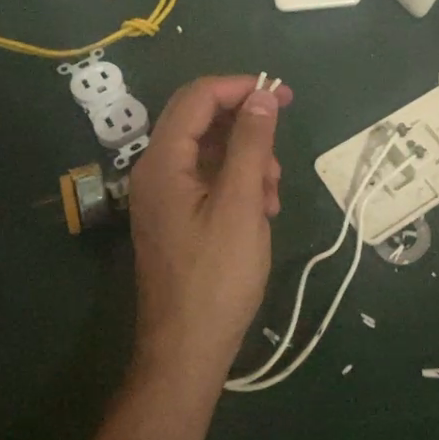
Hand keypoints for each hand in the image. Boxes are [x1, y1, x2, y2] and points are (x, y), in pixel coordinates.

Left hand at [126, 76, 293, 384]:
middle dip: (246, 125)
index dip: (240, 87)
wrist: (186, 351)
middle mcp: (155, 170)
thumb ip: (250, 144)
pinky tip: (263, 208)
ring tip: (274, 190)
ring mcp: (163, 195)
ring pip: (209, 150)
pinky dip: (237, 182)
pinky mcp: (176, 216)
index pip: (197, 97)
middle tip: (281, 141)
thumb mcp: (240, 203)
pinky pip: (207, 179)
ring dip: (247, 158)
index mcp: (162, 162)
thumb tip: (262, 95)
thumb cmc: (215, 276)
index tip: (282, 96)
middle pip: (201, 120)